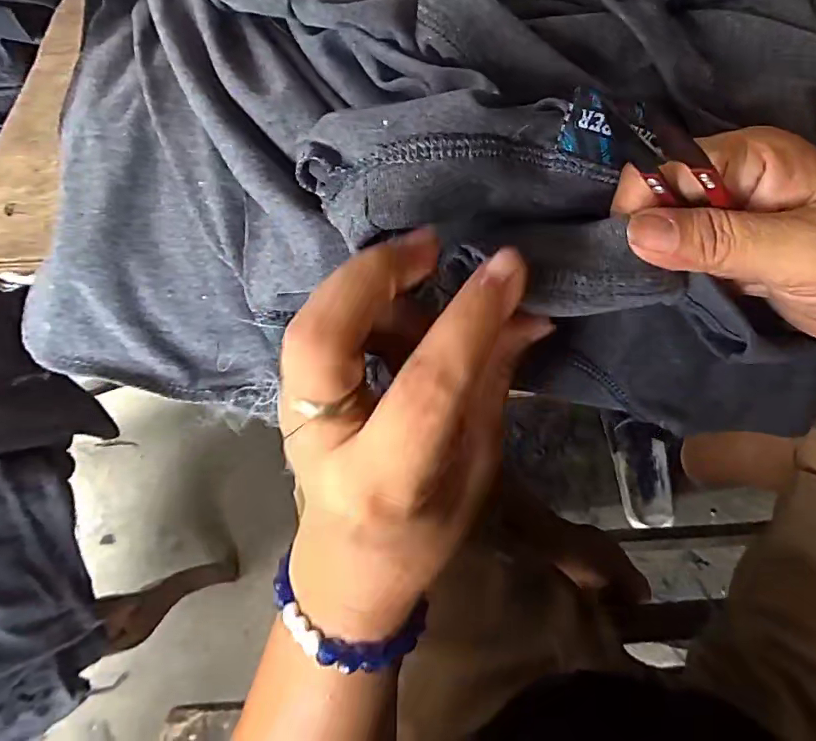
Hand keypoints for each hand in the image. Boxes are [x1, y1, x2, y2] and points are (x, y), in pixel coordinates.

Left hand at [279, 229, 553, 639]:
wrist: (344, 570)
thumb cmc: (424, 533)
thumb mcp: (475, 466)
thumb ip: (491, 381)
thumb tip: (526, 311)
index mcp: (384, 479)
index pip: (426, 384)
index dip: (469, 318)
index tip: (507, 267)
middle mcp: (323, 443)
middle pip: (322, 336)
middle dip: (374, 275)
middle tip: (430, 245)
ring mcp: (293, 416)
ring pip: (313, 322)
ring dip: (374, 285)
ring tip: (427, 277)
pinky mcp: (288, 394)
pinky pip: (320, 326)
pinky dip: (363, 301)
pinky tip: (401, 302)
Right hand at [613, 126, 815, 364]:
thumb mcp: (800, 252)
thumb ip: (718, 240)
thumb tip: (634, 232)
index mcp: (753, 155)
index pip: (672, 163)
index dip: (644, 198)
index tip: (630, 247)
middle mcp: (736, 177)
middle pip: (664, 192)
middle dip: (650, 230)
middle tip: (648, 274)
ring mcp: (735, 216)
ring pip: (672, 226)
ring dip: (664, 255)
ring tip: (665, 285)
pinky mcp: (735, 251)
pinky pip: (688, 253)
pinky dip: (680, 271)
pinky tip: (681, 289)